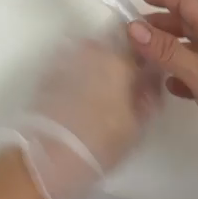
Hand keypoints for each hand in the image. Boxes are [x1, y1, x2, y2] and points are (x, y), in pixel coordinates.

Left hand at [0, 37, 159, 198]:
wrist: (45, 158)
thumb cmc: (97, 145)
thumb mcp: (135, 127)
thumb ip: (149, 95)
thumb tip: (152, 79)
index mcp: (118, 59)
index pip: (139, 40)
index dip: (144, 52)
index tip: (147, 69)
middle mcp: (92, 48)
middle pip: (114, 41)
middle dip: (121, 57)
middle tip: (126, 86)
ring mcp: (67, 56)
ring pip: (92, 50)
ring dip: (99, 63)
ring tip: (100, 93)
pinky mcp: (49, 69)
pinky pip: (72, 61)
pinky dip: (80, 71)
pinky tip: (79, 96)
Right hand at [125, 0, 197, 173]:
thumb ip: (167, 50)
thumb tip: (133, 27)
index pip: (187, 2)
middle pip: (190, 24)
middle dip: (163, 23)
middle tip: (136, 31)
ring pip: (194, 49)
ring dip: (170, 49)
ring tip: (146, 58)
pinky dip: (183, 73)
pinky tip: (171, 87)